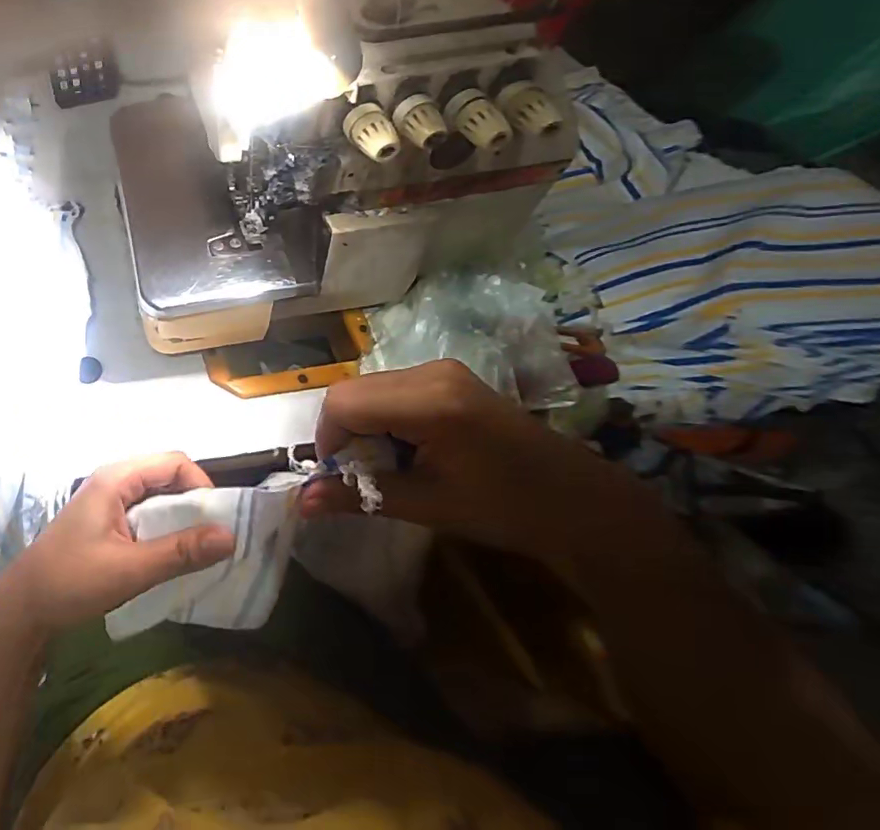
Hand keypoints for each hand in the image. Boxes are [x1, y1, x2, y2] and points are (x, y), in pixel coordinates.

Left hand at [0, 453, 235, 636]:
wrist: (24, 607)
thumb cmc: (72, 581)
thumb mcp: (130, 569)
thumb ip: (180, 552)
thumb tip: (230, 537)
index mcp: (116, 479)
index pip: (175, 462)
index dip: (202, 486)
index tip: (217, 523)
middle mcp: (114, 481)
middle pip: (168, 476)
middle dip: (195, 503)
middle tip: (214, 539)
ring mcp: (108, 500)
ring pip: (158, 496)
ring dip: (180, 518)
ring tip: (199, 550)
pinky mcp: (106, 520)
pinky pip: (145, 513)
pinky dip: (164, 528)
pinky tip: (172, 555)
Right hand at [302, 360, 659, 563]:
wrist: (578, 502)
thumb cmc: (504, 509)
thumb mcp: (426, 505)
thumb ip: (359, 496)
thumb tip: (301, 503)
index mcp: (429, 402)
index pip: (343, 403)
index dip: (329, 439)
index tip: (342, 475)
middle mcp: (431, 372)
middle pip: (353, 391)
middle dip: (345, 432)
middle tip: (365, 472)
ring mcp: (443, 369)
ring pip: (370, 388)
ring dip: (364, 424)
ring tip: (390, 462)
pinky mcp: (450, 376)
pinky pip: (393, 388)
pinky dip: (384, 416)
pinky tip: (409, 447)